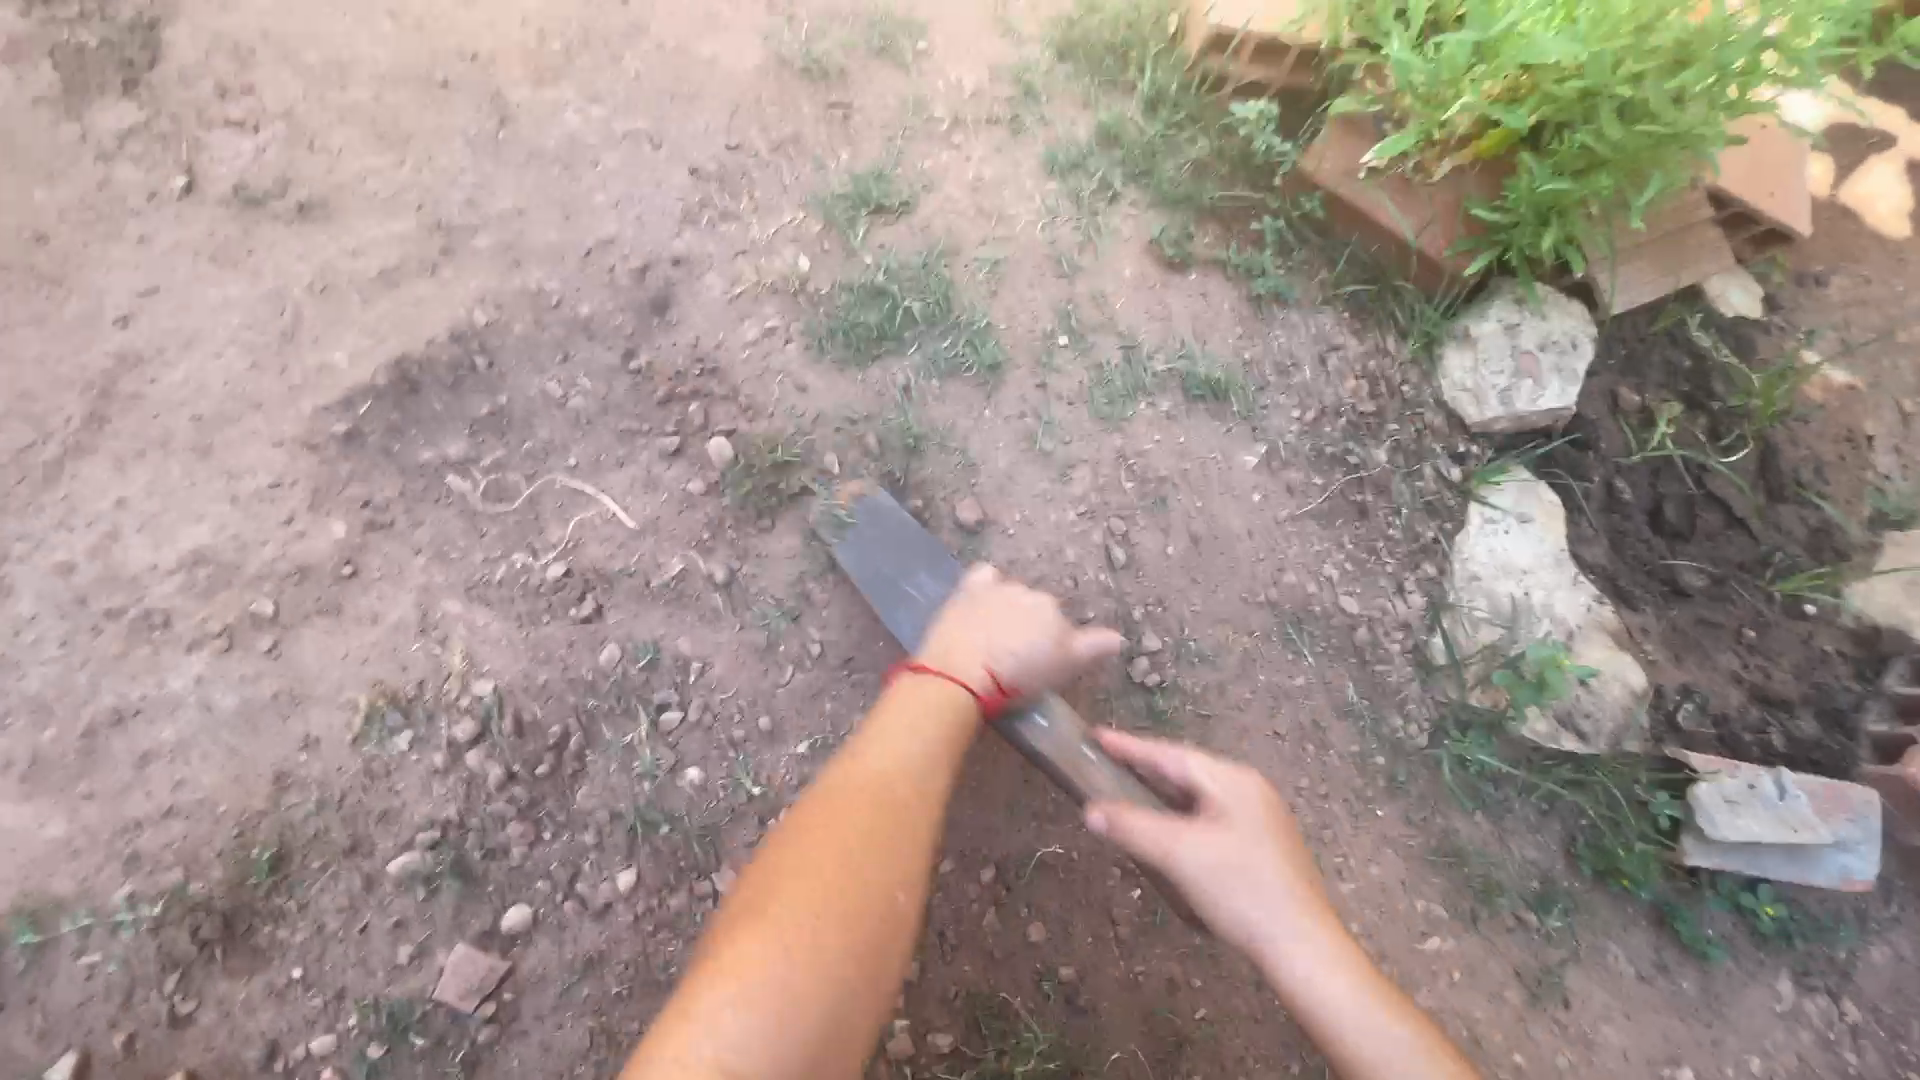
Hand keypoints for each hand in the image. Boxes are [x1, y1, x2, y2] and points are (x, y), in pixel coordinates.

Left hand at [914, 564, 1124, 701]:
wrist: (963, 674)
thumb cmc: (1018, 678)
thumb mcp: (1065, 668)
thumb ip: (1093, 647)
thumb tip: (1120, 637)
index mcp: (1054, 610)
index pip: (1061, 624)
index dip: (1051, 645)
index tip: (1038, 664)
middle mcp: (1030, 592)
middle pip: (1037, 607)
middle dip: (1030, 625)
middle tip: (1016, 655)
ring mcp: (998, 589)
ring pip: (1012, 593)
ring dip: (1009, 607)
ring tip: (995, 636)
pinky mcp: (969, 590)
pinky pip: (984, 575)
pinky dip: (987, 583)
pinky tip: (982, 598)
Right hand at [1085, 729, 1335, 960]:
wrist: (1303, 948)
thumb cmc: (1240, 889)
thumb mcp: (1178, 853)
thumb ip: (1131, 826)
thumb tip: (1090, 810)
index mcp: (1233, 780)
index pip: (1171, 755)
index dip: (1131, 747)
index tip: (1097, 736)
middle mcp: (1249, 791)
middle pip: (1186, 774)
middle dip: (1145, 771)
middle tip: (1107, 766)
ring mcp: (1260, 820)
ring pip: (1198, 799)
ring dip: (1162, 798)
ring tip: (1128, 796)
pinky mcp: (1262, 849)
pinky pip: (1210, 821)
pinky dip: (1180, 820)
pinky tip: (1165, 835)